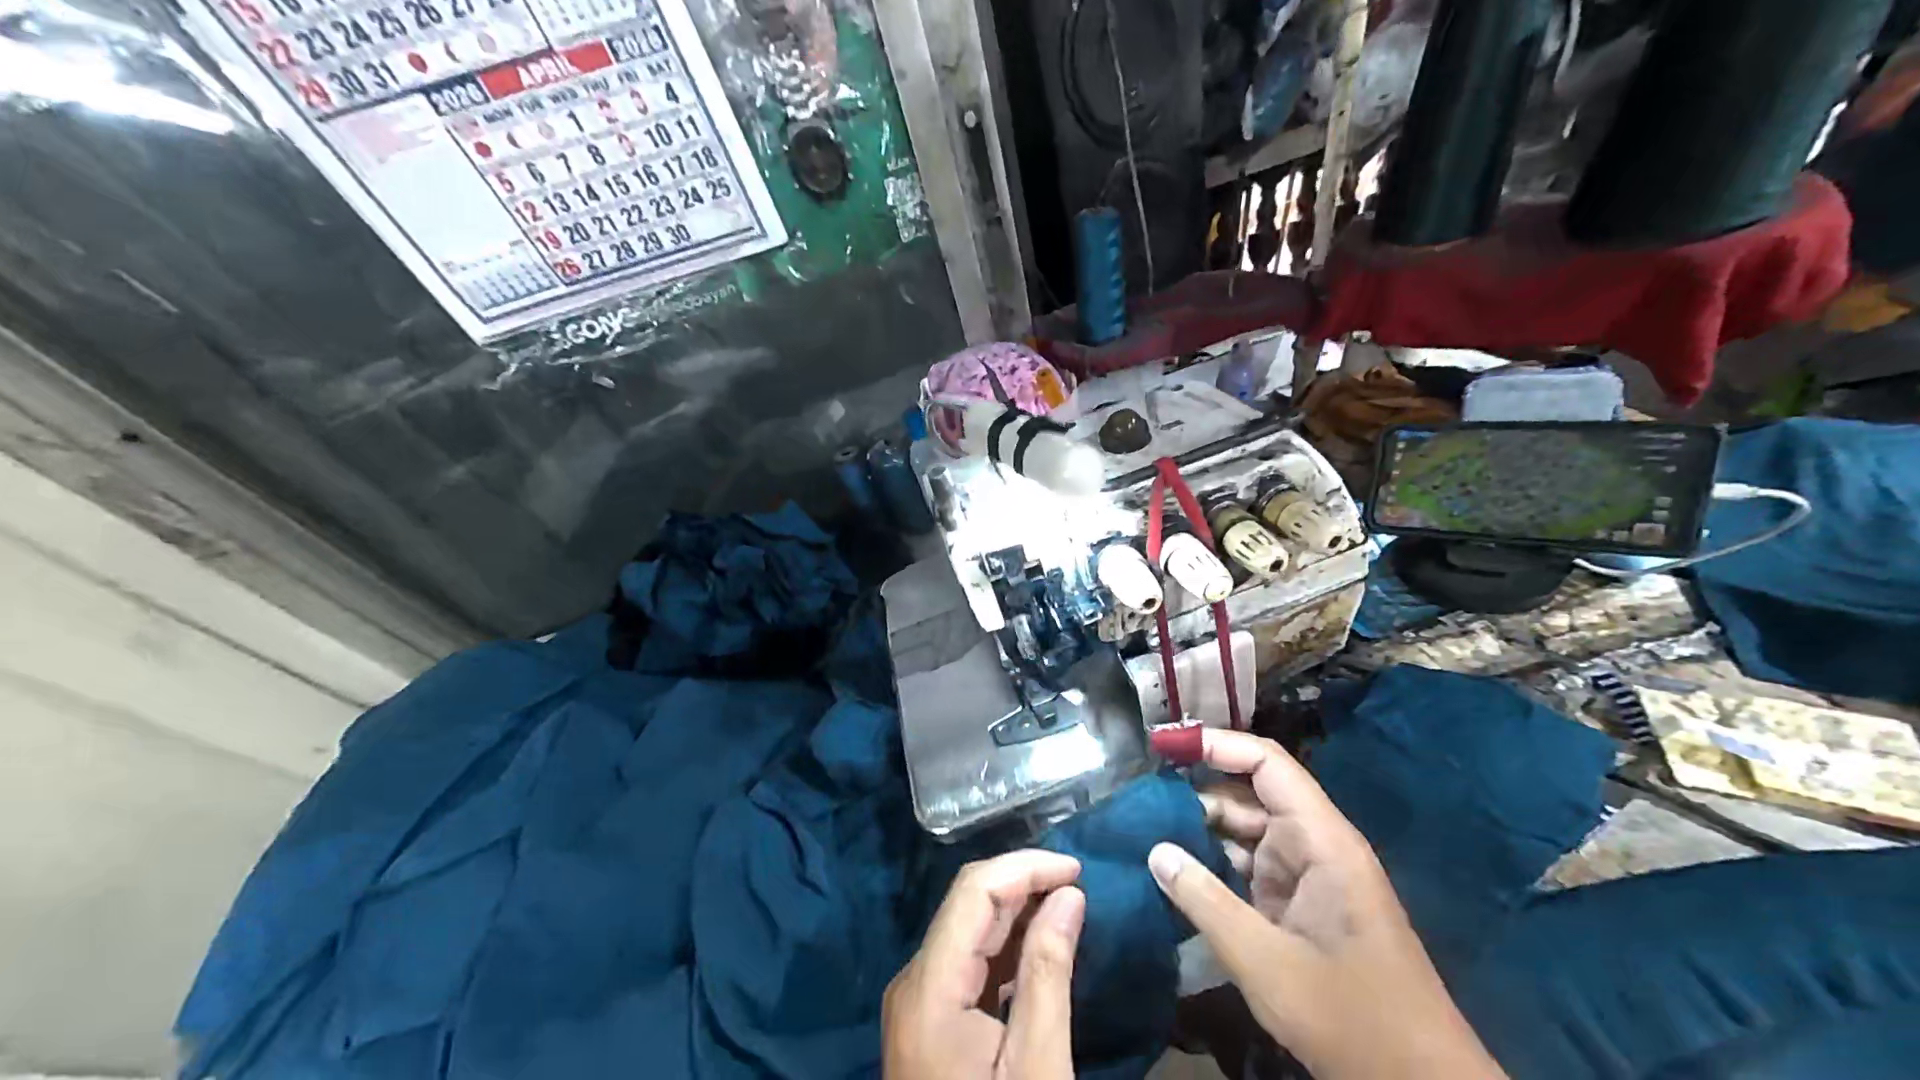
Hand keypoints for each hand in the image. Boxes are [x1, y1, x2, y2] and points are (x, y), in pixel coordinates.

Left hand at [883, 850, 1085, 1079]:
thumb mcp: (1036, 1067)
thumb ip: (1049, 973)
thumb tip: (1069, 895)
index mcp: (930, 986)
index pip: (974, 892)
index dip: (1025, 867)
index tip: (1077, 868)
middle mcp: (915, 979)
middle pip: (967, 903)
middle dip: (1022, 882)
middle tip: (1078, 884)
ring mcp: (919, 997)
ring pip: (968, 926)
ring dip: (1016, 909)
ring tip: (1068, 903)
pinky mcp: (930, 1015)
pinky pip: (968, 959)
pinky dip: (1006, 944)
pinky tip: (1042, 943)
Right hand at [1148, 729, 1505, 1079]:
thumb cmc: (1350, 1016)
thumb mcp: (1265, 960)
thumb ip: (1205, 901)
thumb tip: (1155, 851)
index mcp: (1320, 841)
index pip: (1266, 764)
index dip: (1215, 744)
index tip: (1163, 746)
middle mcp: (1312, 845)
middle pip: (1247, 794)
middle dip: (1194, 792)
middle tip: (1137, 798)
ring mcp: (1305, 874)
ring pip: (1243, 831)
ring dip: (1197, 830)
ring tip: (1142, 830)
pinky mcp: (1295, 902)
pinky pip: (1246, 865)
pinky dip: (1211, 863)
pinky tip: (1172, 870)